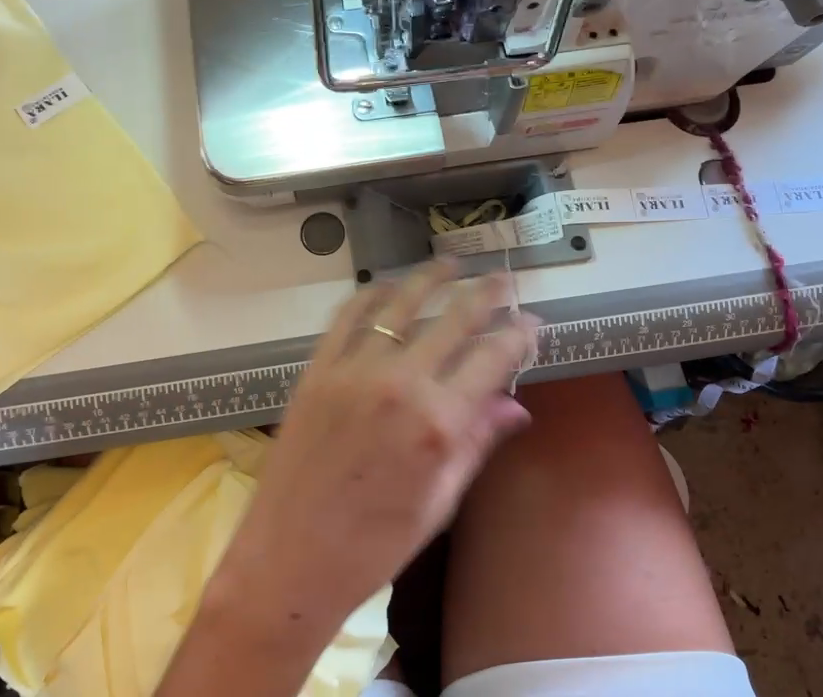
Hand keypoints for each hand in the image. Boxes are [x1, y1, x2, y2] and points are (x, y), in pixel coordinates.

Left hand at [159, 262, 537, 696]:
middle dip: (486, 294)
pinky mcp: (317, 369)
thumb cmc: (375, 544)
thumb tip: (516, 406)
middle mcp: (400, 384)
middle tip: (503, 279)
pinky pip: (347, 317)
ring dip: (431, 278)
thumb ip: (477, 443)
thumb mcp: (440, 501)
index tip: (532, 321)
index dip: (518, 335)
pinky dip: (371, 295)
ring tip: (451, 264)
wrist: (291, 557)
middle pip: (453, 320)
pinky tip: (388, 287)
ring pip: (401, 305)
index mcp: (438, 423)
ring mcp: (353, 371)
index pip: (492, 359)